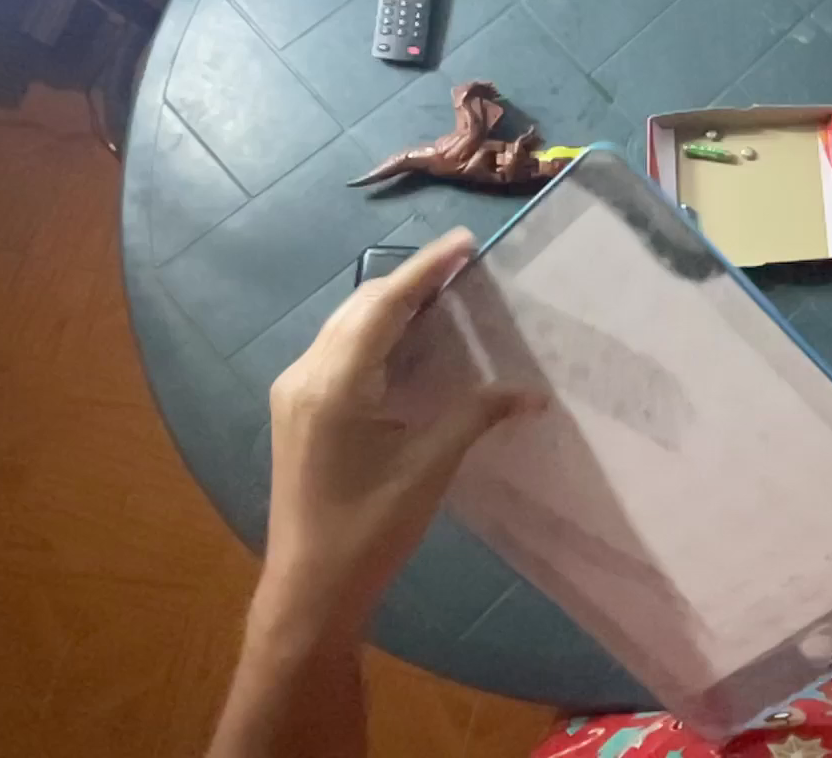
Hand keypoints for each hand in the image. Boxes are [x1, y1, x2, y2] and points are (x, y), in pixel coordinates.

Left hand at [259, 228, 535, 638]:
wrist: (309, 589)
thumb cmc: (372, 528)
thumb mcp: (431, 466)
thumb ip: (478, 415)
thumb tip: (535, 395)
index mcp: (336, 385)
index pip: (385, 306)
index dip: (426, 268)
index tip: (465, 242)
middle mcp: (307, 375)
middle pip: (362, 305)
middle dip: (412, 277)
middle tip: (462, 262)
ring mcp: (296, 390)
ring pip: (347, 322)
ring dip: (393, 299)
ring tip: (442, 287)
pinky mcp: (299, 406)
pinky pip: (340, 345)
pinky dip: (377, 326)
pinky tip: (408, 332)